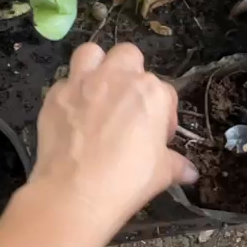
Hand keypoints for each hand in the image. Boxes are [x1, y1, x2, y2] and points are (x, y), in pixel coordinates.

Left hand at [24, 43, 195, 233]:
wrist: (77, 192)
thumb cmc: (128, 179)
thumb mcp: (162, 173)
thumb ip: (176, 165)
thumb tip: (191, 173)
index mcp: (151, 92)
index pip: (165, 93)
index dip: (163, 116)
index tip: (157, 137)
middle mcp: (117, 77)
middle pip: (129, 56)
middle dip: (131, 74)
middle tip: (128, 105)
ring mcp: (82, 83)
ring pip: (91, 53)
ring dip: (96, 67)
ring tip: (98, 93)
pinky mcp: (55, 95)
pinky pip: (64, 83)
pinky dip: (70, 95)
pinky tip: (72, 117)